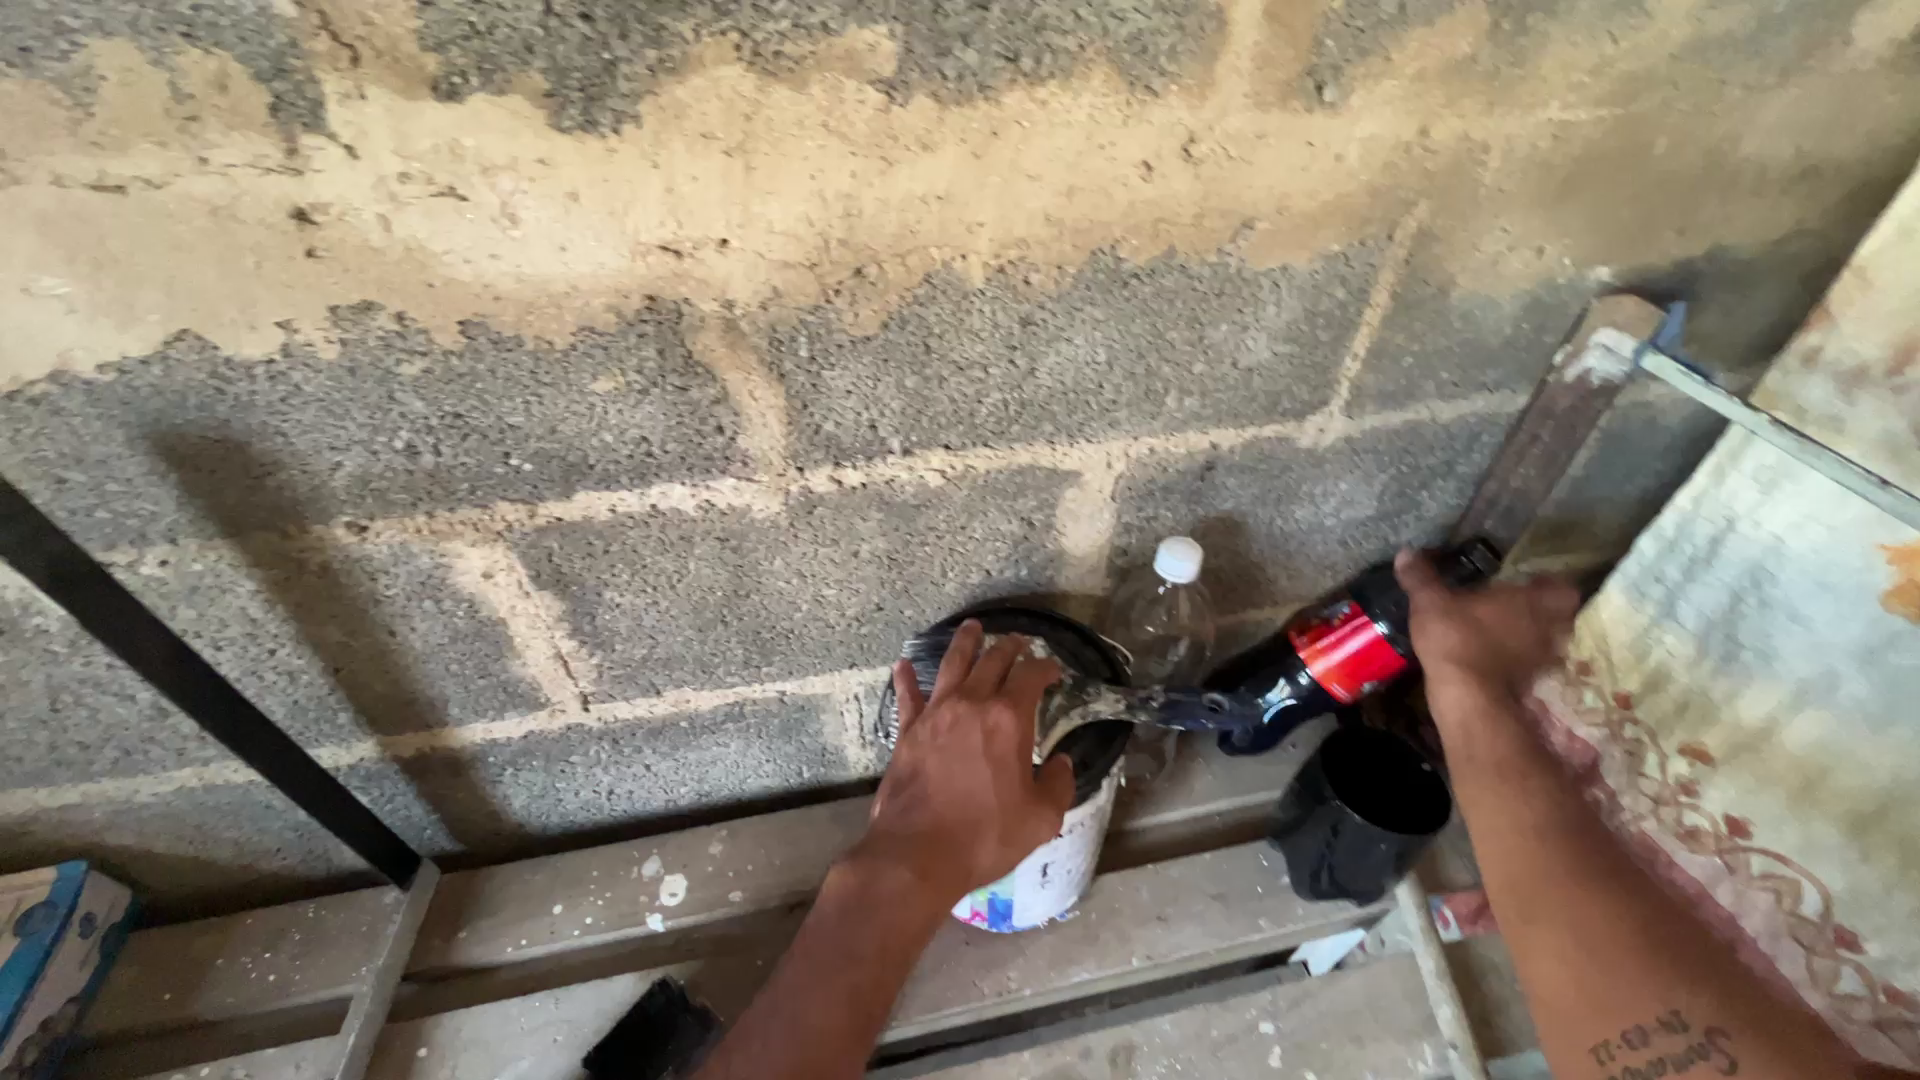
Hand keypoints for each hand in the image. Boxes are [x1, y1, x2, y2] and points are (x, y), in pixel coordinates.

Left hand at [852, 620, 1076, 905]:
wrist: (918, 853)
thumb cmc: (985, 836)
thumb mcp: (1041, 818)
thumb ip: (1058, 784)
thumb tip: (1060, 763)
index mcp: (1008, 719)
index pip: (1031, 676)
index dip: (1045, 667)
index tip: (1053, 669)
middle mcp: (971, 705)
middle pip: (992, 661)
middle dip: (1009, 647)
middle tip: (1017, 641)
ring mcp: (935, 714)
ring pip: (952, 665)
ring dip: (964, 643)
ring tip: (972, 627)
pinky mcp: (907, 731)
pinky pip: (908, 696)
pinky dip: (906, 678)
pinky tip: (903, 665)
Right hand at [1395, 548, 1580, 698]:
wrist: (1466, 693)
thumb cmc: (1454, 637)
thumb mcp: (1429, 602)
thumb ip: (1420, 577)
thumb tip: (1406, 552)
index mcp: (1529, 600)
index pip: (1562, 587)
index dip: (1551, 583)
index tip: (1532, 580)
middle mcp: (1544, 626)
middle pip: (1561, 614)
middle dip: (1544, 609)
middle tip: (1520, 603)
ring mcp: (1541, 655)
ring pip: (1549, 639)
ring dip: (1534, 634)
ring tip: (1509, 630)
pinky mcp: (1530, 679)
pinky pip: (1532, 661)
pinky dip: (1521, 657)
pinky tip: (1499, 655)